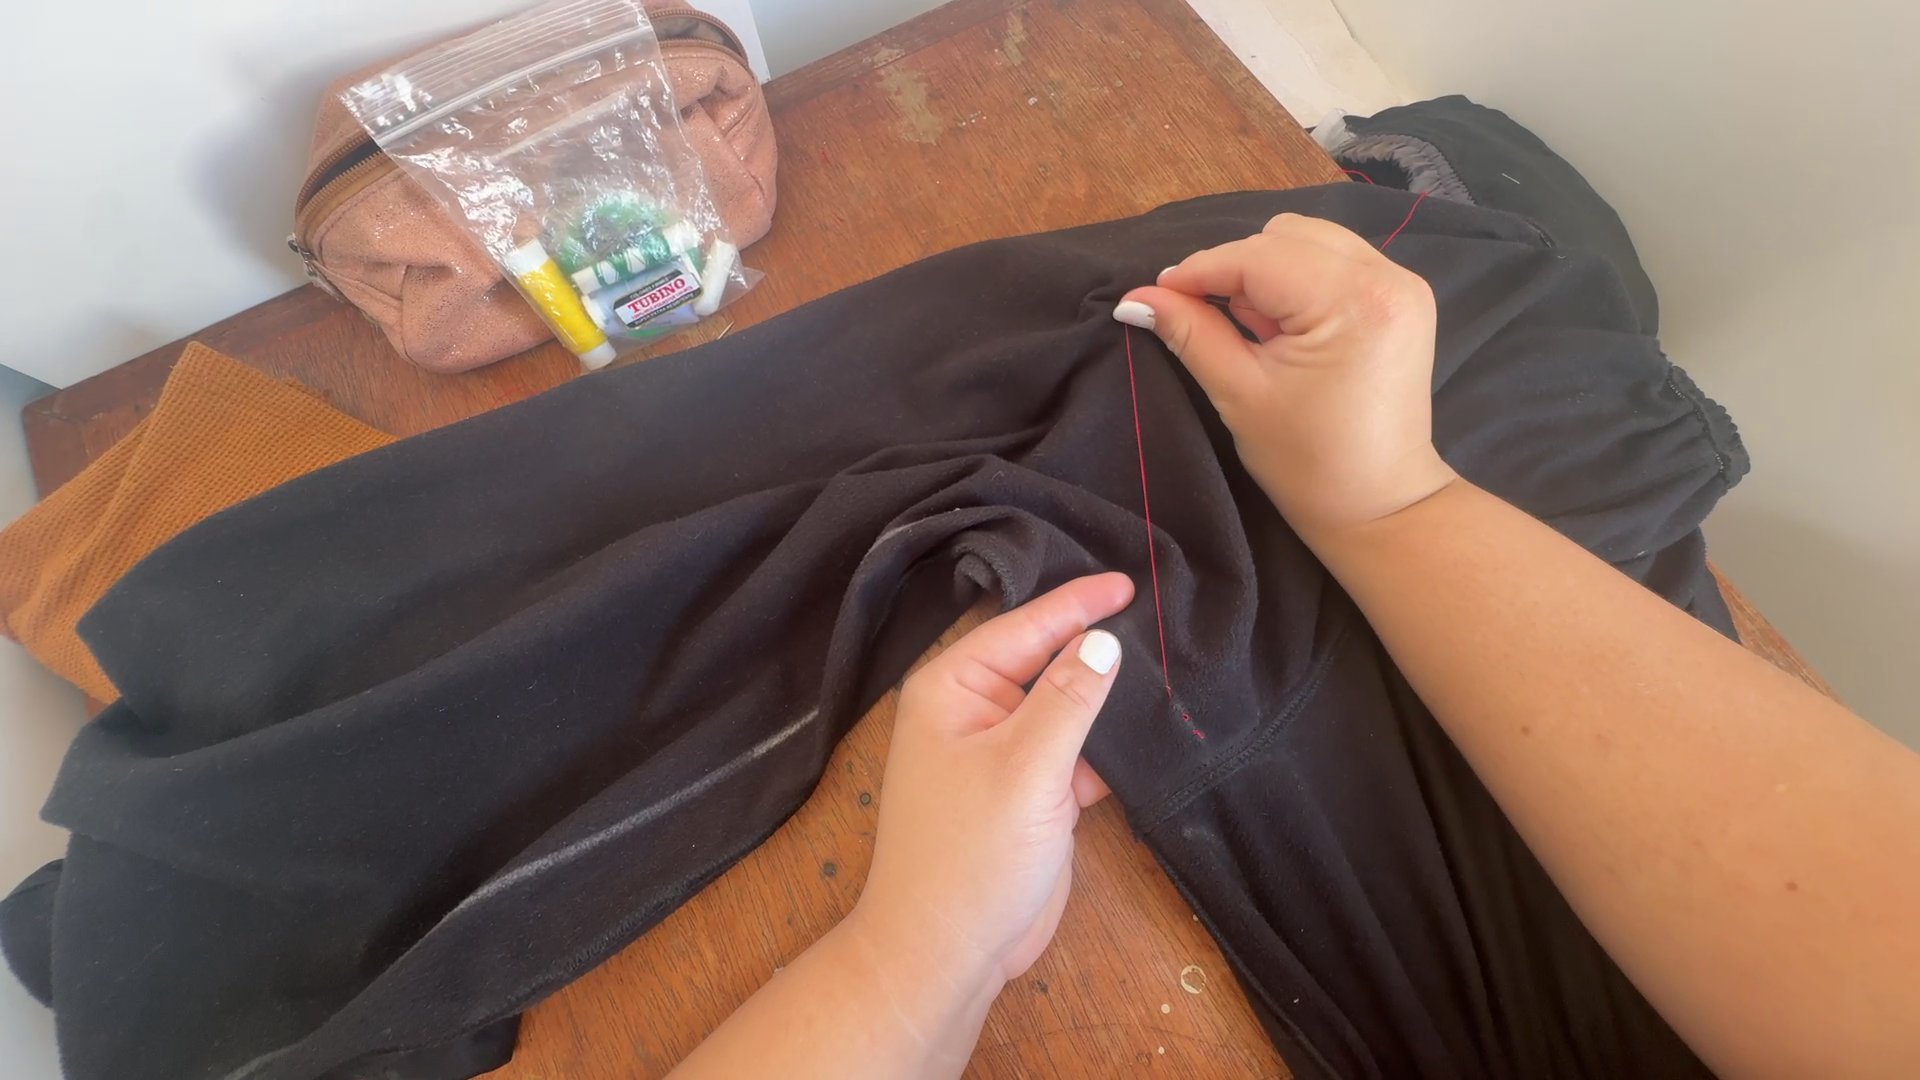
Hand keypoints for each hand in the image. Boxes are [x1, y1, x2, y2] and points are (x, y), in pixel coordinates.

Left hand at [850, 573, 1133, 987]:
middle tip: (1153, 612)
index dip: (1076, 605)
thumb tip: (1104, 640)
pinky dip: (1108, 740)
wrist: (951, 952)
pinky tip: (1150, 722)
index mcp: (954, 688)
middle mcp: (977, 709)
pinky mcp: (1033, 787)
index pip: (1022, 629)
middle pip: (1044, 662)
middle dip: (1092, 643)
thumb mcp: (1024, 767)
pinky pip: (1075, 747)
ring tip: (1164, 658)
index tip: (1127, 581)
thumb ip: (1067, 700)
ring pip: (1064, 705)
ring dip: (1105, 692)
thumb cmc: (970, 851)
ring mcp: (1006, 750)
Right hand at [1114, 213, 1456, 538]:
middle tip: (1202, 314)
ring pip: (1309, 242)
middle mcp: (1387, 278)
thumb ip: (1189, 334)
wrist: (1376, 502)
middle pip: (1287, 235)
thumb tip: (1134, 300)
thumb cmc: (1304, 460)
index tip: (1156, 293)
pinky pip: (1332, 263)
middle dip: (1233, 267)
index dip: (1200, 270)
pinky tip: (1278, 325)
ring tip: (1246, 327)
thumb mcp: (1238, 393)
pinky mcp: (1398, 298)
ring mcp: (1400, 284)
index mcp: (1352, 303)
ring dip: (1263, 271)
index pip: (1260, 257)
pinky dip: (1292, 282)